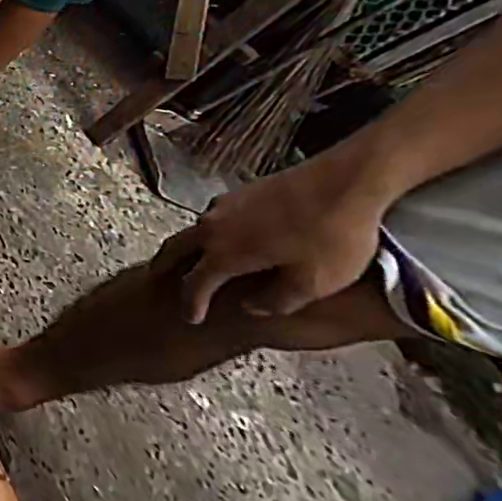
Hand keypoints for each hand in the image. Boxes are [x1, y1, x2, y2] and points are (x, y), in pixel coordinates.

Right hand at [167, 152, 395, 323]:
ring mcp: (221, 208)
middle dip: (164, 265)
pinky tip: (227, 237)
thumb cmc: (330, 237)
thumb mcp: (314, 284)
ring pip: (193, 232)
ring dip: (187, 248)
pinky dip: (209, 234)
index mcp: (225, 254)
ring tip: (193, 259)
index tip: (191, 318)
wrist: (343, 182)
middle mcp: (212, 229)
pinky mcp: (236, 194)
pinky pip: (212, 219)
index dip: (192, 303)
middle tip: (158, 277)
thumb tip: (252, 307)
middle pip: (174, 248)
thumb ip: (278, 302)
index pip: (195, 283)